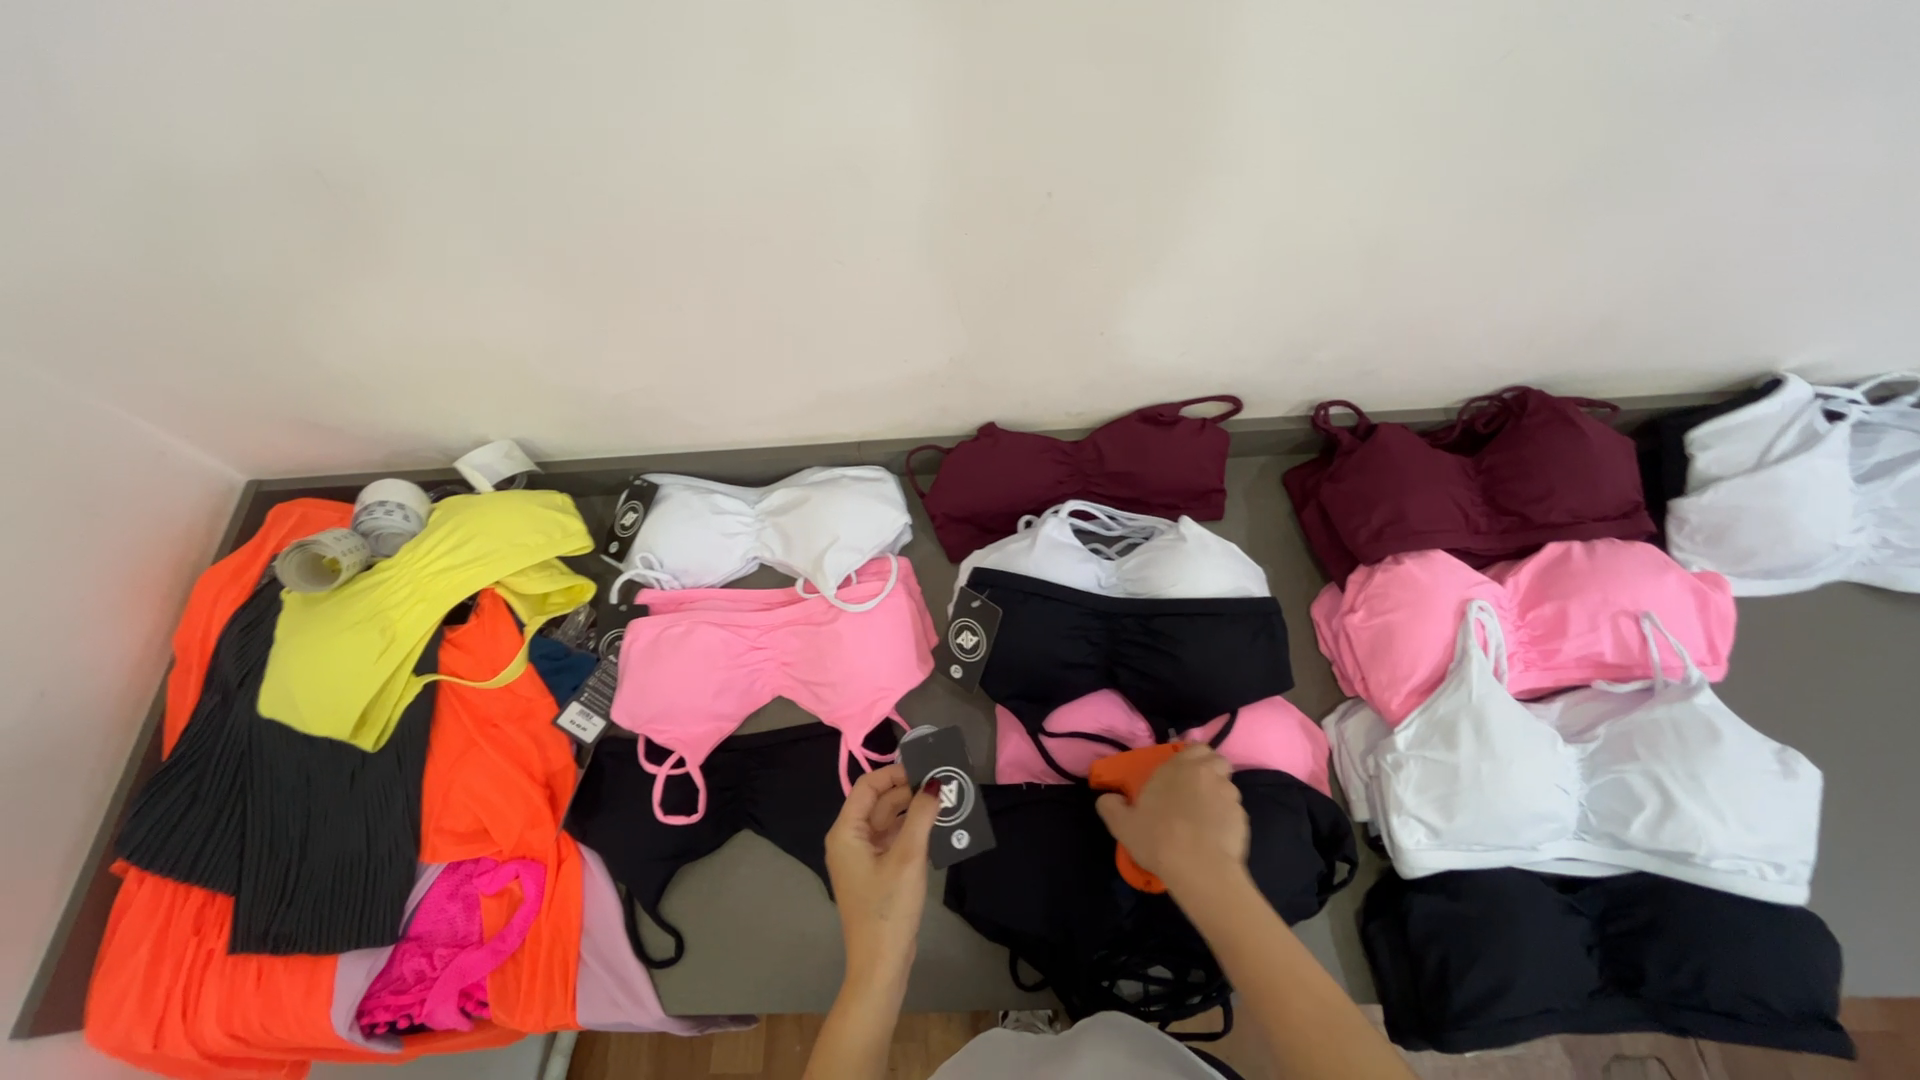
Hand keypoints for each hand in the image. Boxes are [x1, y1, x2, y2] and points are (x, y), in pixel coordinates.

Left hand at [824, 764, 939, 991]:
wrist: (881, 963)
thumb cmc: (888, 907)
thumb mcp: (908, 857)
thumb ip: (921, 815)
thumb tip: (935, 783)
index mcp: (846, 832)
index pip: (867, 786)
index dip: (895, 773)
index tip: (926, 768)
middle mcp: (849, 840)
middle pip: (879, 802)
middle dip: (909, 791)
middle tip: (943, 784)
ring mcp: (862, 858)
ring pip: (888, 821)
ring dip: (913, 811)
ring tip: (945, 802)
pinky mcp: (876, 873)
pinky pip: (893, 840)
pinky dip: (912, 831)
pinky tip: (936, 828)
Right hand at [1095, 745, 1248, 895]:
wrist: (1199, 868)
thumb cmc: (1158, 838)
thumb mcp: (1122, 825)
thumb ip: (1111, 806)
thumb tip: (1107, 798)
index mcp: (1178, 767)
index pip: (1194, 747)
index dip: (1191, 757)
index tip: (1182, 772)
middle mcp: (1207, 774)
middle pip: (1217, 760)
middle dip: (1210, 769)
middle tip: (1196, 789)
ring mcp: (1229, 795)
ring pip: (1228, 786)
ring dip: (1218, 795)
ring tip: (1205, 816)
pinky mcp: (1243, 819)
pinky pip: (1234, 812)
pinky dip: (1226, 819)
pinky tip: (1214, 836)